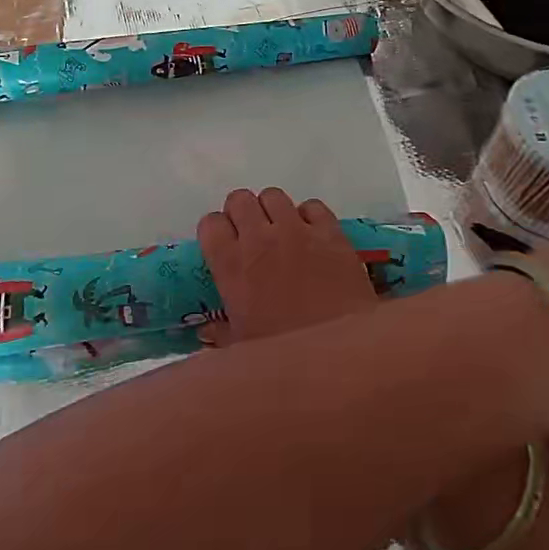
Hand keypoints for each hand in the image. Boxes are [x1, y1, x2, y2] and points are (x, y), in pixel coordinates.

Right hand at [197, 189, 379, 345]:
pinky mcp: (331, 231)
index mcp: (232, 266)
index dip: (216, 232)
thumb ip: (221, 332)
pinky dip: (308, 216)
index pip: (210, 224)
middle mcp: (261, 239)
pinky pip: (313, 206)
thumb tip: (208, 330)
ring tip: (280, 233)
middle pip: (240, 200)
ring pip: (274, 196)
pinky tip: (312, 235)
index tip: (224, 246)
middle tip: (251, 237)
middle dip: (242, 214)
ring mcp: (298, 231)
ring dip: (272, 211)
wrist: (339, 350)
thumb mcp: (242, 347)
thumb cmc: (283, 353)